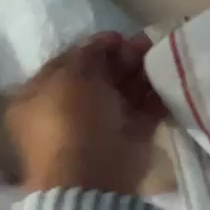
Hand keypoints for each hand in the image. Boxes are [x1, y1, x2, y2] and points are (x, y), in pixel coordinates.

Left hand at [4, 31, 168, 194]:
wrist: (95, 172)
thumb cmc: (72, 120)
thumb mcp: (72, 77)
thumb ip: (89, 53)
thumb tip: (106, 39)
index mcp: (40, 95)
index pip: (69, 62)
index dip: (95, 47)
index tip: (120, 37)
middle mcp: (68, 108)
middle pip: (100, 75)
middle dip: (123, 58)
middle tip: (146, 45)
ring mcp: (101, 122)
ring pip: (125, 90)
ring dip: (143, 73)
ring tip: (162, 59)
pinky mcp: (130, 134)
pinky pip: (146, 108)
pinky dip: (158, 94)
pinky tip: (170, 81)